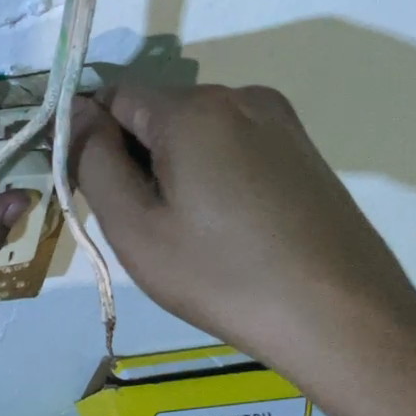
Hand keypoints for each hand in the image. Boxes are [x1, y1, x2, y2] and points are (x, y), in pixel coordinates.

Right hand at [70, 83, 415, 370]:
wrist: (341, 319)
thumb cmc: (219, 274)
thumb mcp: (131, 223)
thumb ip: (91, 159)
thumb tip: (74, 113)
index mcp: (194, 110)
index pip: (110, 96)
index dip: (86, 136)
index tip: (86, 187)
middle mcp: (240, 97)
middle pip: (151, 111)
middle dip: (127, 154)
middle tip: (132, 219)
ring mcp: (278, 121)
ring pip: (187, 129)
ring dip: (164, 165)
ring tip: (176, 227)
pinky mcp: (299, 149)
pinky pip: (225, 143)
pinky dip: (202, 171)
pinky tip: (215, 223)